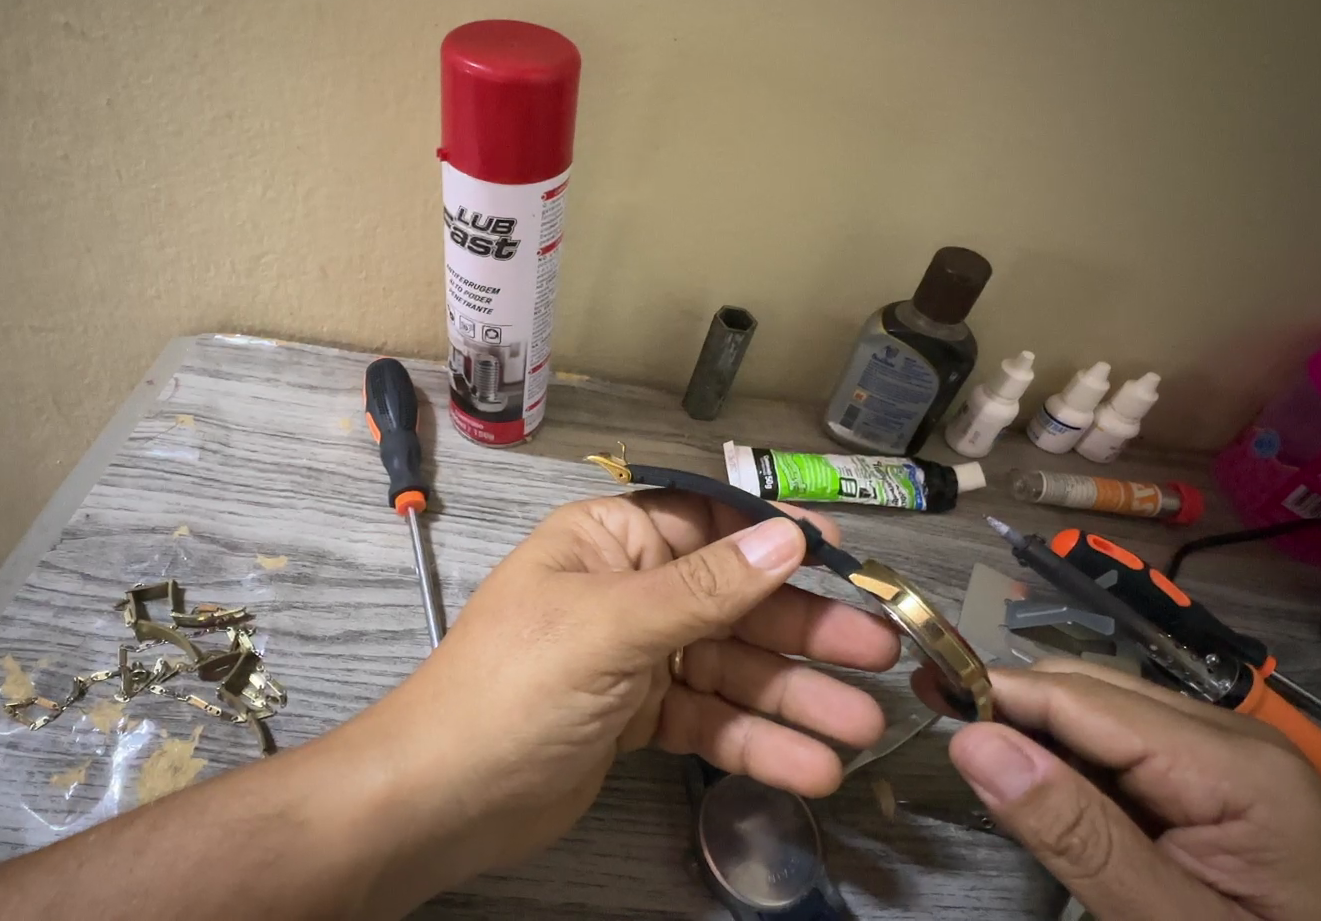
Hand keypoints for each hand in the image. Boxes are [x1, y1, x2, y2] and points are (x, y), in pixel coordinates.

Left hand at [366, 490, 900, 876]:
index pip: (706, 523)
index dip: (774, 538)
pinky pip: (707, 718)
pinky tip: (808, 768)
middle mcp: (628, 589)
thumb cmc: (518, 685)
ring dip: (791, 696)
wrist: (443, 797)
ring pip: (728, 666)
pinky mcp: (638, 716)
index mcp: (610, 542)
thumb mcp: (612, 627)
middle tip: (877, 656)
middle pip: (731, 601)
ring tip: (859, 726)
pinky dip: (754, 741)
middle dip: (801, 631)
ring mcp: (635, 656)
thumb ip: (705, 586)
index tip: (843, 557)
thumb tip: (787, 534)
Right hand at [946, 660, 1320, 920]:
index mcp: (1230, 764)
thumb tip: (969, 740)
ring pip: (1105, 713)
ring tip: (996, 773)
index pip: (1074, 694)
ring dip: (1043, 735)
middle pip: (1088, 690)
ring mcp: (1239, 758)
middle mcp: (1233, 737)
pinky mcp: (1235, 784)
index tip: (917, 687)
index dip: (991, 688)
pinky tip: (1062, 798)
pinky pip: (1135, 748)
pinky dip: (1082, 763)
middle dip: (1014, 708)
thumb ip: (1078, 836)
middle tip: (950, 744)